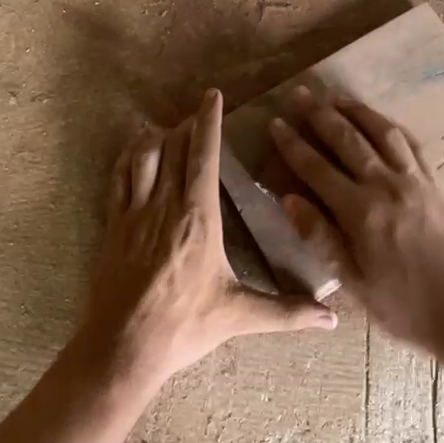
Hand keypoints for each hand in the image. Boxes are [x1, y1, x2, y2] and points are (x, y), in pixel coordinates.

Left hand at [79, 90, 336, 390]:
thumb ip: (287, 312)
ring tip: (166, 131)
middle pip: (173, 146)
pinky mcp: (112, 226)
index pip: (204, 154)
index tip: (213, 95)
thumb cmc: (185, 327)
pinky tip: (134, 156)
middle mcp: (165, 204)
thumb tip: (331, 319)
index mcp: (199, 217)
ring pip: (142, 156)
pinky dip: (127, 159)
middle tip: (196, 116)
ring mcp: (134, 213)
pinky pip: (117, 179)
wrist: (123, 347)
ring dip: (155, 137)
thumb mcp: (239, 316)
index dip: (208, 120)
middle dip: (185, 125)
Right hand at [268, 88, 443, 346]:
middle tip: (300, 93)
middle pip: (347, 139)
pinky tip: (381, 121)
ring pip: (381, 132)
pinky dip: (391, 127)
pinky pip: (411, 144)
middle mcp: (386, 186)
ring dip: (356, 111)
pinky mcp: (435, 183)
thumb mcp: (353, 283)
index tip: (276, 122)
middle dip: (320, 114)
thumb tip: (289, 199)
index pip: (317, 168)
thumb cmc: (403, 306)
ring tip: (336, 96)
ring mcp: (414, 180)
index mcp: (360, 212)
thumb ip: (320, 238)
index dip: (293, 144)